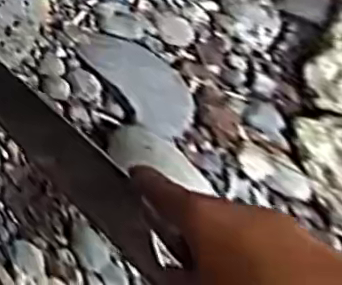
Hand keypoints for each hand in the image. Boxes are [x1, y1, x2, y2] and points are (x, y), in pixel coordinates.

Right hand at [131, 167, 341, 284]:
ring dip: (246, 252)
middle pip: (208, 213)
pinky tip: (274, 283)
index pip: (151, 184)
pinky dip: (283, 269)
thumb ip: (169, 271)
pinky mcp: (335, 260)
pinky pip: (295, 257)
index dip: (139, 189)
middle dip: (203, 234)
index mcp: (200, 211)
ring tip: (240, 279)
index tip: (137, 189)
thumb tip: (165, 271)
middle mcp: (248, 214)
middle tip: (197, 261)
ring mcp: (301, 238)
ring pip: (255, 234)